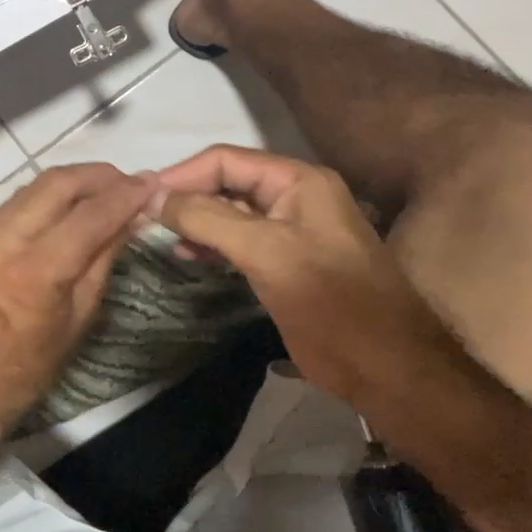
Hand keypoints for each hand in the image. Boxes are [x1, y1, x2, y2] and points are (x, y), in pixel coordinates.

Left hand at [0, 164, 151, 423]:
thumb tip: (131, 216)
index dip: (124, 195)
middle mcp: (4, 239)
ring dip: (76, 179)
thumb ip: (104, 259)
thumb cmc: (32, 363)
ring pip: (36, 184)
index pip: (88, 216)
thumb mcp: (81, 316)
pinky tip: (75, 200)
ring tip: (110, 188)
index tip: (153, 183)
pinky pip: (20, 197)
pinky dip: (51, 192)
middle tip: (132, 181)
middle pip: (57, 183)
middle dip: (99, 176)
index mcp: (35, 271)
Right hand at [151, 145, 459, 406]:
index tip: (141, 199)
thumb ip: (207, 217)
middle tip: (144, 219)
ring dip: (194, 222)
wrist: (391, 371)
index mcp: (299, 181)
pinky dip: (210, 244)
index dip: (181, 175)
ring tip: (163, 240)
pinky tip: (189, 257)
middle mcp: (296, 197)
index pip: (225, 160)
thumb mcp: (265, 252)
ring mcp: (292, 230)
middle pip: (226, 182)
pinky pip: (238, 239)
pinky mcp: (287, 261)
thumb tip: (153, 197)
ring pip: (229, 212)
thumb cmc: (332, 304)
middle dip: (185, 198)